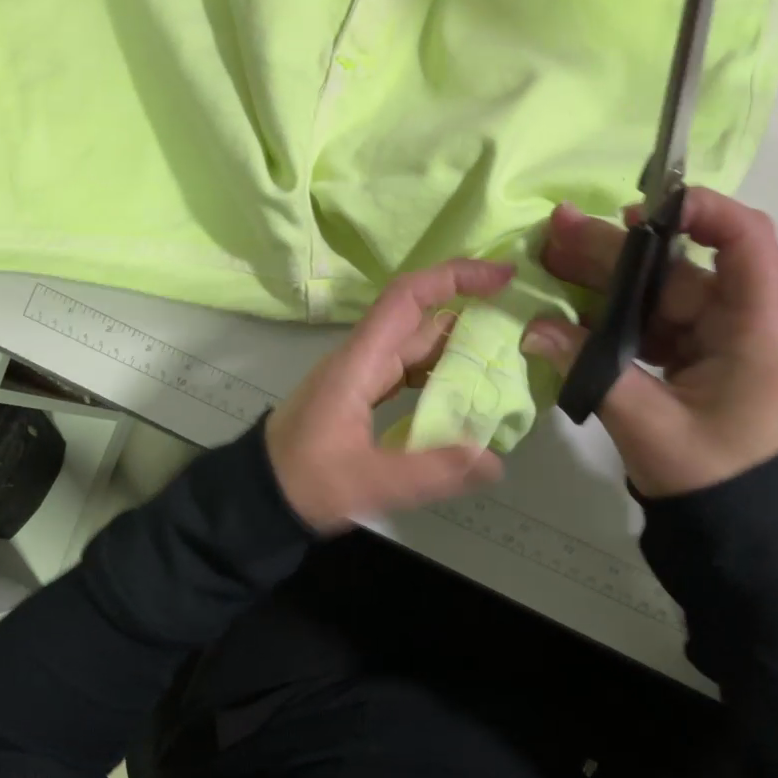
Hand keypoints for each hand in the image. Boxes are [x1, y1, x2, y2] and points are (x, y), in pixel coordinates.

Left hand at [267, 259, 511, 531]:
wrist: (258, 498)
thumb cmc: (305, 482)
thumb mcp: (370, 482)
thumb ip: (432, 471)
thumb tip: (494, 461)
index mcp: (358, 364)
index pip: (407, 298)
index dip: (454, 278)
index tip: (501, 278)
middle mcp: (359, 361)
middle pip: (418, 323)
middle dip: (470, 319)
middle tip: (520, 333)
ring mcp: (357, 380)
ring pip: (413, 350)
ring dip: (456, 353)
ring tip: (503, 367)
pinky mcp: (356, 401)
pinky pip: (404, 375)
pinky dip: (436, 379)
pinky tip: (462, 401)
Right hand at [522, 190, 777, 497]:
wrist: (729, 518)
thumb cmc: (703, 472)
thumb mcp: (644, 422)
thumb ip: (590, 369)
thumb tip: (534, 328)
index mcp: (758, 330)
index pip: (745, 241)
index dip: (699, 210)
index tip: (640, 207)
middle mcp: (748, 321)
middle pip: (682, 268)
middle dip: (618, 249)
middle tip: (558, 231)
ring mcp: (723, 337)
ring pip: (663, 291)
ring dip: (609, 278)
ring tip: (553, 253)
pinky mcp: (702, 353)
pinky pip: (658, 320)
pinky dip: (617, 312)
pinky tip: (572, 300)